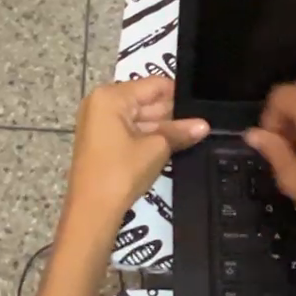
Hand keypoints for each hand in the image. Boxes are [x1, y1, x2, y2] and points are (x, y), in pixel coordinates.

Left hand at [65, 78, 209, 223]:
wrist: (92, 210)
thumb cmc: (121, 173)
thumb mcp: (156, 148)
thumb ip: (180, 132)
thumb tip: (203, 126)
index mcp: (111, 96)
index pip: (153, 85)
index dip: (179, 95)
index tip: (202, 105)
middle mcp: (100, 103)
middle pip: (145, 99)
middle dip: (171, 113)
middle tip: (200, 123)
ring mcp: (98, 122)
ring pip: (138, 116)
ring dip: (162, 126)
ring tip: (192, 134)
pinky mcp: (100, 140)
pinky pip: (129, 129)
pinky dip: (147, 136)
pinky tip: (171, 144)